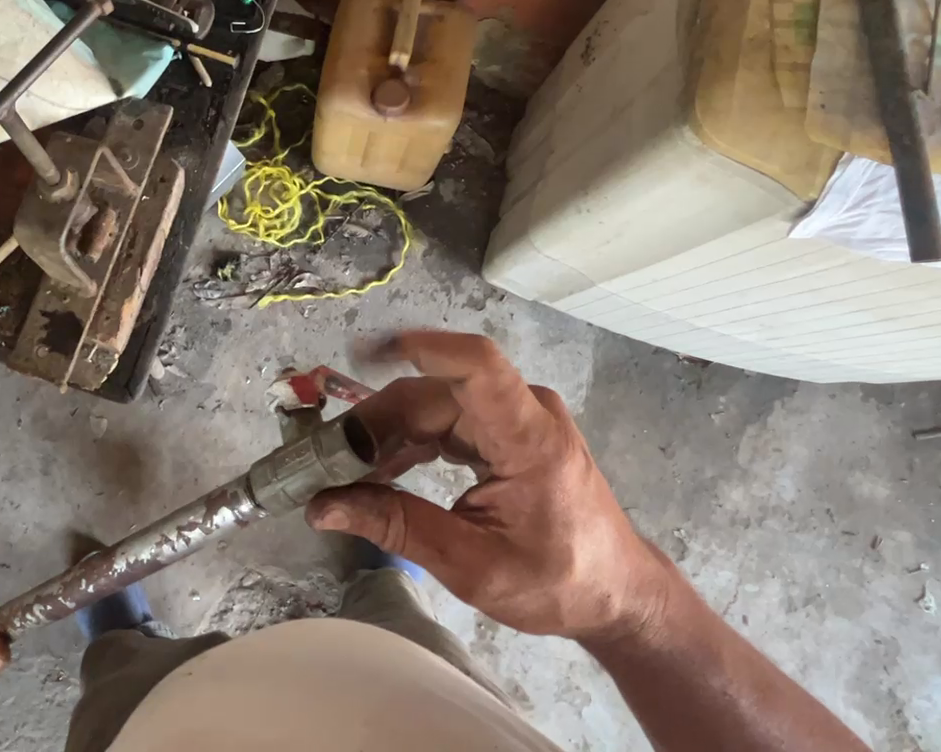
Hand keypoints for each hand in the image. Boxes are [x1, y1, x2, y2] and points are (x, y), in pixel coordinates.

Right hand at [307, 331, 673, 643]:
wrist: (618, 593)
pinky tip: (381, 469)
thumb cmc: (558, 583)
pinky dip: (410, 440)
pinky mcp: (506, 427)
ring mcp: (515, 415)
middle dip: (377, 421)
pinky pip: (445, 418)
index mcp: (528, 439)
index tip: (363, 353)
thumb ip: (397, 527)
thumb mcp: (472, 566)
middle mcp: (524, 410)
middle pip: (435, 391)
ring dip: (387, 432)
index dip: (421, 348)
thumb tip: (321, 507)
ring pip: (433, 402)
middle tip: (330, 460)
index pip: (477, 366)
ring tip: (347, 469)